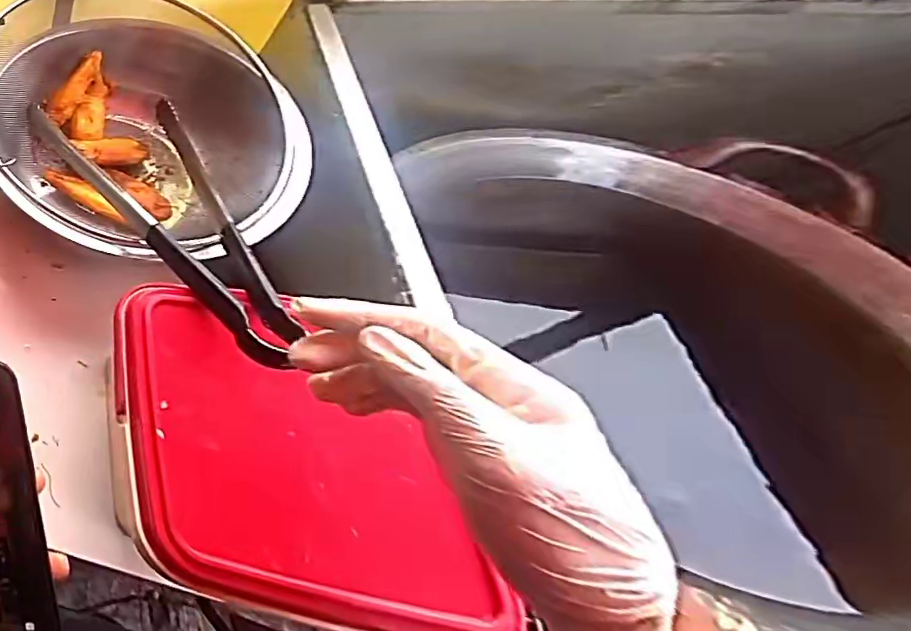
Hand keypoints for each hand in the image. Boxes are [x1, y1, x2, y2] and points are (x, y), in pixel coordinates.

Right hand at [289, 298, 676, 630]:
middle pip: (402, 349)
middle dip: (345, 344)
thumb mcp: (495, 454)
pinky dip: (368, 395)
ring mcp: (476, 418)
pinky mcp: (465, 445)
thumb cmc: (576, 541)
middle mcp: (489, 392)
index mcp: (507, 382)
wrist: (611, 609)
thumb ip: (433, 390)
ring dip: (350, 370)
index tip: (313, 311)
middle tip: (299, 349)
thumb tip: (378, 340)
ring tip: (313, 376)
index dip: (359, 315)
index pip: (418, 329)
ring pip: (399, 374)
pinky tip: (349, 399)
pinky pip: (404, 402)